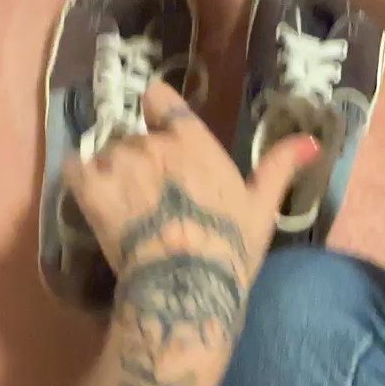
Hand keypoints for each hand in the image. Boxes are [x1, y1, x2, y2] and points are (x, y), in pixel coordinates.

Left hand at [63, 81, 318, 340]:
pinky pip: (73, 169)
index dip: (158, 113)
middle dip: (142, 162)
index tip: (161, 131)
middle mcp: (150, 142)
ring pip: (106, 155)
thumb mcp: (261, 206)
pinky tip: (95, 201)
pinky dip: (81, 180)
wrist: (186, 286)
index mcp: (191, 139)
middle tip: (155, 200)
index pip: (160, 99)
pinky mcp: (89, 191)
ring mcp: (116, 164)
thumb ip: (280, 165)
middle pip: (136, 138)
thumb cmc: (229, 246)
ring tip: (129, 211)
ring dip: (113, 174)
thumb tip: (311, 140)